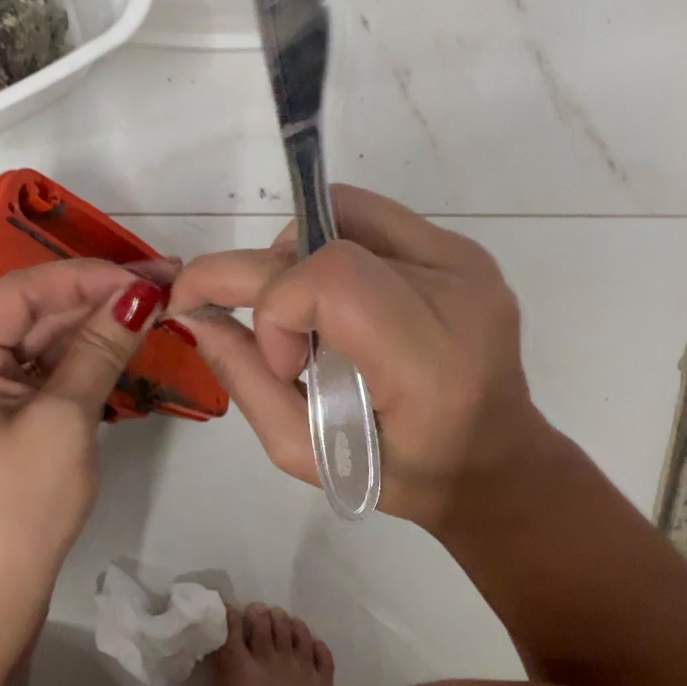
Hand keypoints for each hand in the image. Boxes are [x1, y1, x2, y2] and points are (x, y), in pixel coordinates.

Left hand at [0, 259, 174, 604]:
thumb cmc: (26, 503)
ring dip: (91, 327)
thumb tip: (139, 294)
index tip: (144, 276)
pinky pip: (38, 369)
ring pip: (37, 340)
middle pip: (28, 314)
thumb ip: (99, 349)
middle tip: (162, 285)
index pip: (18, 295)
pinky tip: (122, 341)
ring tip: (152, 308)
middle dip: (94, 300)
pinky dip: (79, 359)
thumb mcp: (65, 419)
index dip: (84, 279)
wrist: (5, 578)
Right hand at [164, 184, 549, 531]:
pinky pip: (364, 218)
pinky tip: (322, 303)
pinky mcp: (459, 250)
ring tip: (289, 317)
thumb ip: (244, 378)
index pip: (331, 282)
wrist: (492, 463)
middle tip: (208, 305)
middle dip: (249, 272)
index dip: (275, 309)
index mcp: (428, 363)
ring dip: (288, 258)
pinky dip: (320, 250)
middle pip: (326, 239)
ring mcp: (464, 263)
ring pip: (339, 210)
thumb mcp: (302, 450)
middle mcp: (457, 295)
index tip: (275, 362)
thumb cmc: (398, 475)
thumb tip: (194, 317)